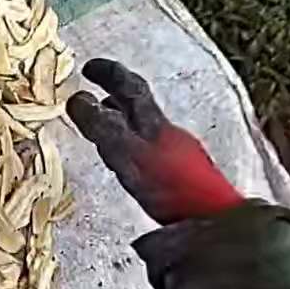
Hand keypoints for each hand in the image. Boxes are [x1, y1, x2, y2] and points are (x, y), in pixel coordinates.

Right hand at [67, 59, 242, 224]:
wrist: (213, 221)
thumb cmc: (169, 186)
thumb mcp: (126, 153)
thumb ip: (101, 127)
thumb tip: (76, 99)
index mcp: (154, 125)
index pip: (131, 89)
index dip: (111, 74)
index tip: (90, 67)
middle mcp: (165, 133)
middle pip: (138, 106)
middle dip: (115, 95)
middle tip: (91, 93)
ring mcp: (174, 153)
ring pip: (142, 125)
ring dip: (120, 119)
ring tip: (100, 122)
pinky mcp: (176, 174)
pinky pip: (145, 144)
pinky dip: (127, 140)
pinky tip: (123, 154)